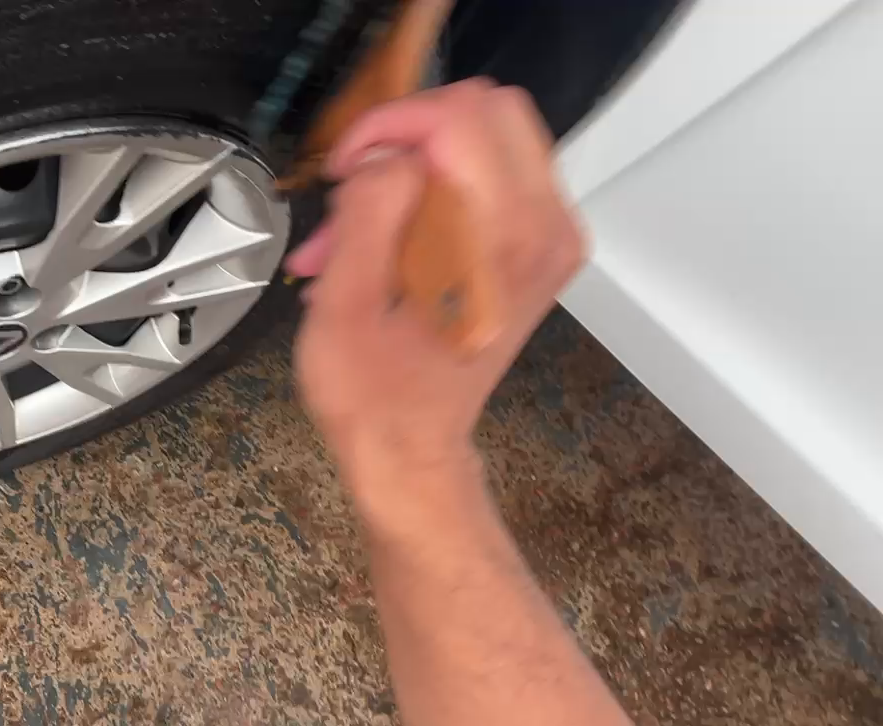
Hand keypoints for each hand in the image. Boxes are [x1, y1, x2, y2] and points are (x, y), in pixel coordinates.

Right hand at [284, 78, 586, 510]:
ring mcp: (546, 240)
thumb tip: (380, 160)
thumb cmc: (369, 392)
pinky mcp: (531, 255)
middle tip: (345, 197)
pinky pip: (486, 187)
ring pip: (482, 148)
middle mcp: (544, 228)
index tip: (340, 171)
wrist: (406, 449)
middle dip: (400, 143)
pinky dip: (426, 202)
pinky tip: (377, 251)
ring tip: (344, 240)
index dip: (387, 127)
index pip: (459, 118)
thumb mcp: (345, 304)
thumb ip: (369, 214)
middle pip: (484, 116)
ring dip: (405, 178)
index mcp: (501, 237)